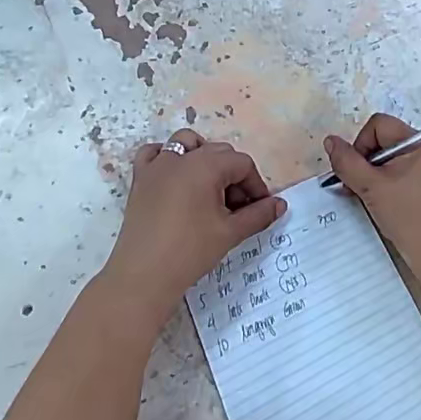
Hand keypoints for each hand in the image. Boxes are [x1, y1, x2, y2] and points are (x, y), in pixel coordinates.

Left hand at [104, 128, 283, 320]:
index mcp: (206, 165)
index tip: (259, 209)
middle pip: (218, 153)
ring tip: (210, 190)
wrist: (143, 276)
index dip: (255, 186)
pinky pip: (155, 153)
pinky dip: (168, 158)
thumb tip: (280, 204)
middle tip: (238, 209)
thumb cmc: (190, 252)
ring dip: (204, 160)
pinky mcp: (140, 178)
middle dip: (234, 176)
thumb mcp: (230, 232)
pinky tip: (177, 179)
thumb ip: (258, 214)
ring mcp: (157, 165)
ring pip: (188, 144)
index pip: (242, 164)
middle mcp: (181, 157)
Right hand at [324, 114, 420, 264]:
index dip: (361, 143)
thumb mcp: (370, 187)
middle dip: (364, 160)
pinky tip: (376, 200)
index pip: (379, 125)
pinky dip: (381, 181)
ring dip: (370, 173)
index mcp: (419, 142)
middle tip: (357, 185)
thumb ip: (347, 162)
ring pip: (386, 157)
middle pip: (382, 139)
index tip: (357, 171)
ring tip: (364, 195)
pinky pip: (396, 170)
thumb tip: (330, 141)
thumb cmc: (406, 216)